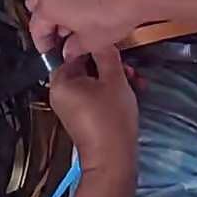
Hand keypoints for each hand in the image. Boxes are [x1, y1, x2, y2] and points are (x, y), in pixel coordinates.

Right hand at [27, 0, 152, 59]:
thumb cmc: (114, 13)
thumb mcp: (93, 41)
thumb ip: (75, 48)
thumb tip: (70, 51)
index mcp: (47, 7)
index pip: (36, 28)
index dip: (43, 43)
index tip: (51, 50)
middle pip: (35, 1)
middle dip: (44, 17)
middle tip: (60, 32)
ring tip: (64, 6)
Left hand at [45, 45, 137, 179]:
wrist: (113, 159)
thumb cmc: (110, 116)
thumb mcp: (113, 79)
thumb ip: (106, 54)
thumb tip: (100, 37)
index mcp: (60, 80)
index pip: (74, 52)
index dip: (96, 47)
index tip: (115, 49)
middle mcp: (61, 92)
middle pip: (85, 66)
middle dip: (110, 66)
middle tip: (130, 69)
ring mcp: (72, 104)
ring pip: (94, 81)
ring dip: (115, 78)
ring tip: (136, 81)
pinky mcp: (83, 115)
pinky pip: (95, 94)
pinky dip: (111, 91)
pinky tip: (133, 91)